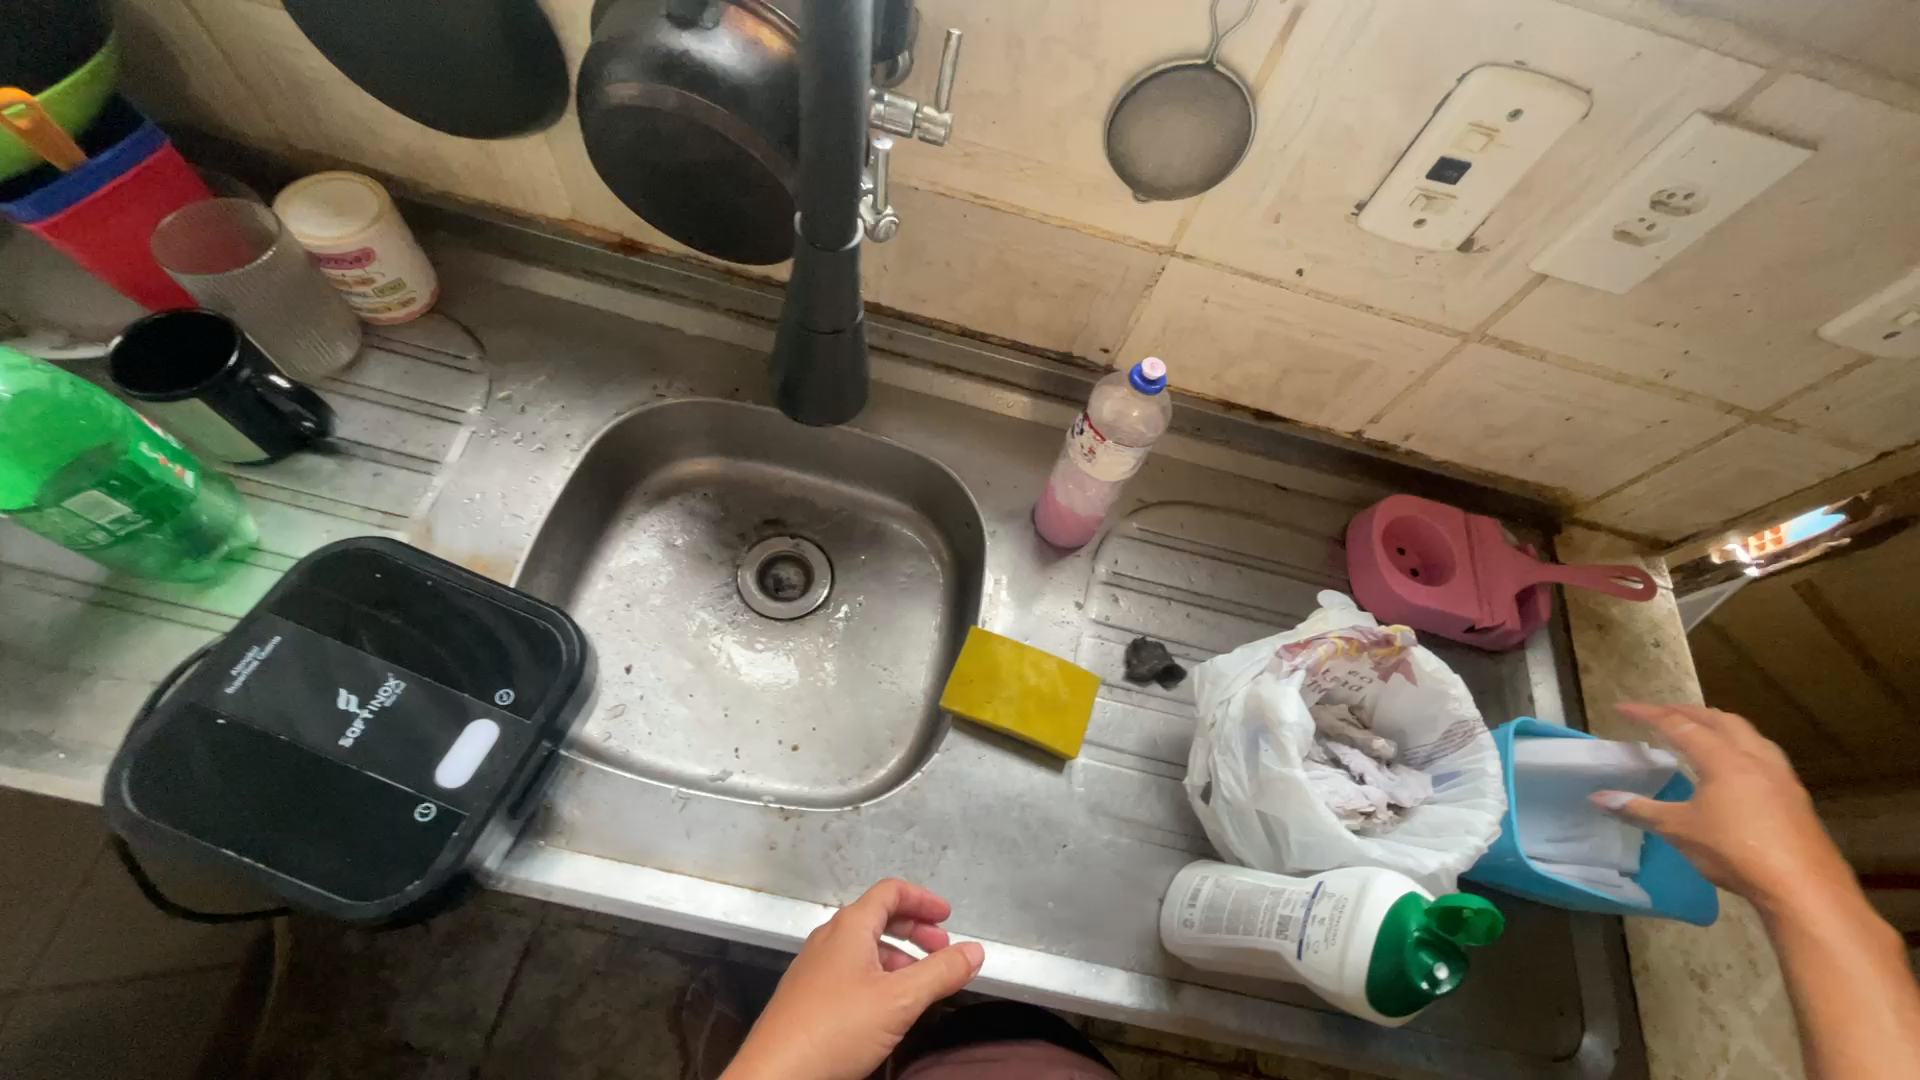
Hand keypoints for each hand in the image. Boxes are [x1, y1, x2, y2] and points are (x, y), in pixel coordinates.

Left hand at [721, 879, 984, 1079]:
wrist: (773, 1077)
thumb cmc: (835, 1029)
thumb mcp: (900, 1000)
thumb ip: (941, 973)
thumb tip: (975, 951)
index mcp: (850, 925)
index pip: (891, 891)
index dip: (923, 899)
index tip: (948, 916)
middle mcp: (829, 938)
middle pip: (878, 917)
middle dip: (915, 930)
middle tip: (942, 951)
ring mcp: (814, 967)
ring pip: (864, 947)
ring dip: (898, 957)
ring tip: (920, 984)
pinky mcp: (806, 997)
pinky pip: (850, 971)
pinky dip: (877, 976)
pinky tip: (887, 1008)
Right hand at [1591, 703, 1853, 918]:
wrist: (1805, 892)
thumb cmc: (1735, 852)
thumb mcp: (1677, 829)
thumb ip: (1637, 808)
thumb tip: (1597, 798)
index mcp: (1725, 761)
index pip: (1680, 725)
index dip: (1648, 714)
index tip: (1621, 708)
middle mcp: (1757, 762)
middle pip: (1723, 722)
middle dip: (1688, 712)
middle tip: (1660, 714)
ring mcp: (1783, 781)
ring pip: (1751, 737)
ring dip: (1721, 727)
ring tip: (1699, 732)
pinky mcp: (1796, 800)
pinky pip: (1765, 757)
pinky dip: (1740, 748)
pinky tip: (1733, 768)